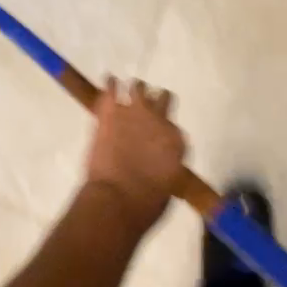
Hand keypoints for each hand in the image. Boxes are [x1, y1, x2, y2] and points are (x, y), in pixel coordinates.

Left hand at [83, 76, 186, 234]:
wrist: (117, 201)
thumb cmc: (145, 205)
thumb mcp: (167, 187)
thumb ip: (165, 166)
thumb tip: (159, 164)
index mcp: (177, 141)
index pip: (174, 128)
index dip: (165, 132)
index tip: (157, 138)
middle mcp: (160, 120)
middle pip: (163, 98)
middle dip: (156, 101)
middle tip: (147, 108)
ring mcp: (134, 112)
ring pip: (138, 88)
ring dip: (135, 90)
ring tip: (129, 92)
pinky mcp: (110, 111)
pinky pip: (112, 88)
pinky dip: (110, 85)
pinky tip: (109, 81)